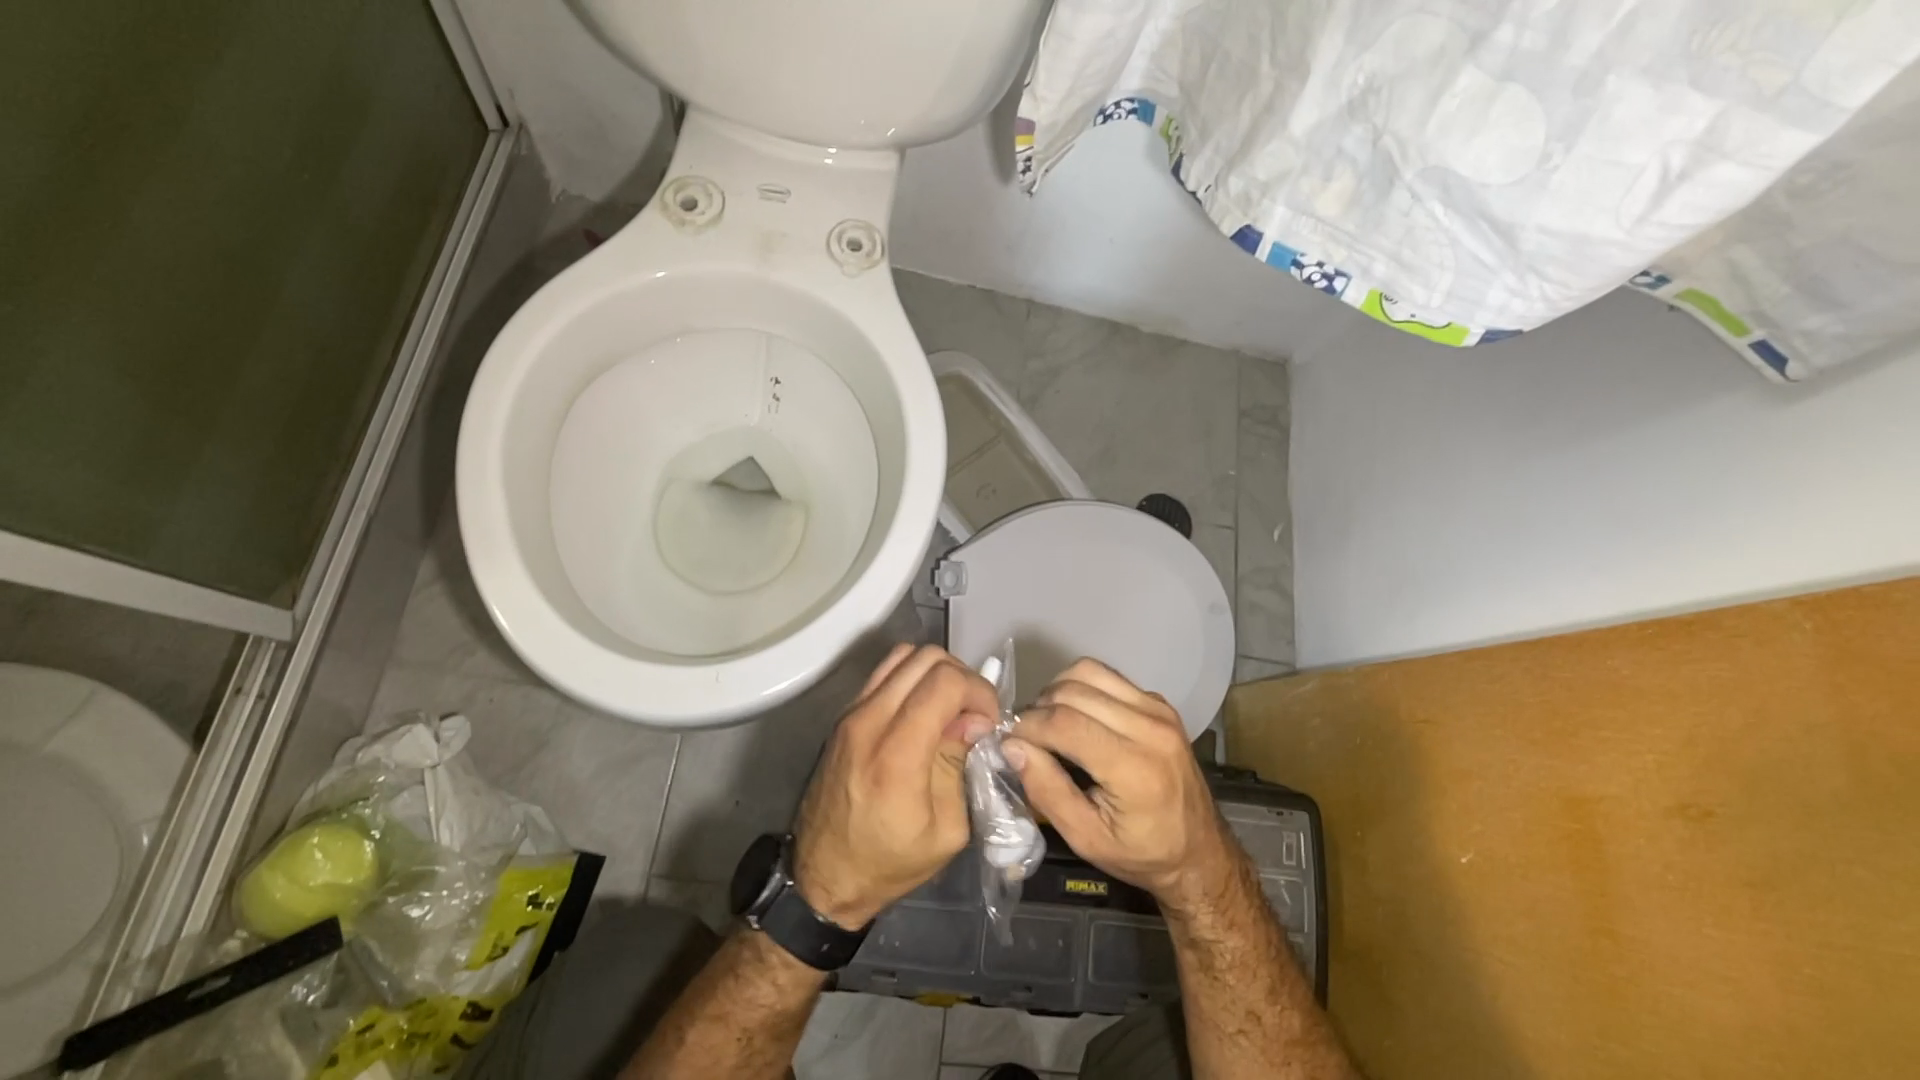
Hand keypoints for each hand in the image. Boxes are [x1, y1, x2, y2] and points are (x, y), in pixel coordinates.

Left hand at [792, 644, 998, 928]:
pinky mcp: (844, 717)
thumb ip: (960, 765)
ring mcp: (851, 714)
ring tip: (950, 711)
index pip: (945, 682)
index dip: (978, 692)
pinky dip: (912, 679)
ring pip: (903, 656)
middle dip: (962, 678)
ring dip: (936, 674)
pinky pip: (884, 674)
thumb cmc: (889, 863)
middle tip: (974, 715)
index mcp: (896, 755)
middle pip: (926, 658)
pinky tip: (924, 714)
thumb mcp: (946, 830)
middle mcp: (869, 722)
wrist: (823, 875)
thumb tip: (975, 721)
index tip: (988, 723)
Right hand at [1002, 658, 1237, 914]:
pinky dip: (1083, 690)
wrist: (1199, 851)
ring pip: (1089, 671)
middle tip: (1026, 738)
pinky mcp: (1160, 703)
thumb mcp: (1086, 838)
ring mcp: (1158, 710)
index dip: (1027, 727)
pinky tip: (1078, 720)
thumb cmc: (1141, 853)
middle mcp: (1150, 727)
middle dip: (1037, 709)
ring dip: (1058, 692)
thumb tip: (1011, 746)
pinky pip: (1109, 678)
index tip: (1008, 743)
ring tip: (1050, 725)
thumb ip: (1046, 790)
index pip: (1064, 722)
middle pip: (1072, 690)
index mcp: (1134, 767)